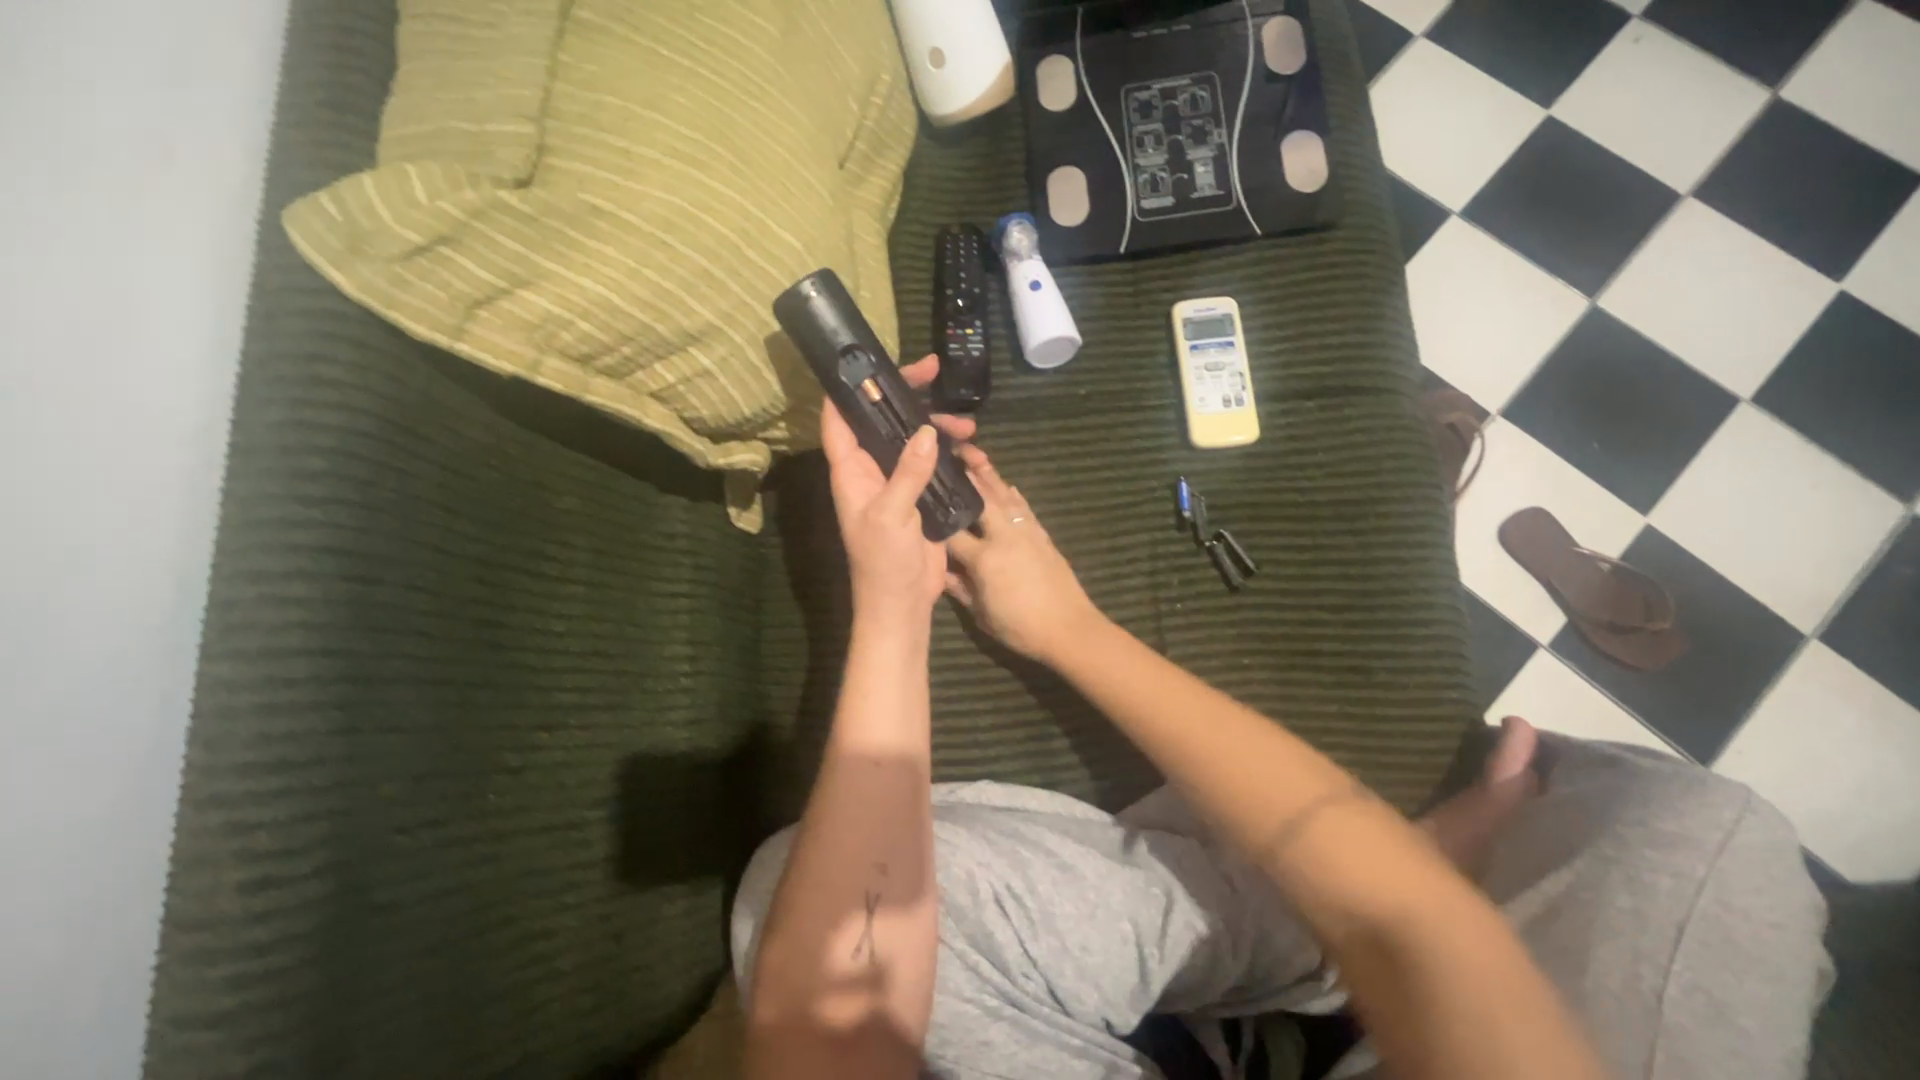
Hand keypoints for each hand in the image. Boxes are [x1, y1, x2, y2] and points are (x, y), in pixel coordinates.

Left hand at [822, 355, 976, 623]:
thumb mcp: (891, 514)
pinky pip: (933, 463)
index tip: (872, 362)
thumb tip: (925, 431)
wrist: (902, 604)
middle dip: (907, 397)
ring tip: (968, 427)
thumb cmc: (882, 562)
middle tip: (935, 373)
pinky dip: (949, 451)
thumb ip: (907, 472)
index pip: (838, 419)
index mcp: (851, 470)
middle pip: (883, 421)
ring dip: (937, 427)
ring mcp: (897, 482)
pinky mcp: (921, 497)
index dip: (849, 388)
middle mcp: (871, 470)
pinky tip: (969, 445)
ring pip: (913, 440)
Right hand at [946, 445, 1103, 661]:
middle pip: (979, 500)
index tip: (920, 501)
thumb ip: (959, 589)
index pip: (951, 532)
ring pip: (1004, 497)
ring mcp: (1026, 533)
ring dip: (989, 476)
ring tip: (974, 455)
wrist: (1070, 629)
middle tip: (948, 455)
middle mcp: (1004, 537)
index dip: (935, 518)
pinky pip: (1024, 508)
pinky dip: (1013, 495)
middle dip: (963, 477)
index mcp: (984, 559)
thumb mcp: (981, 615)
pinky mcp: (1043, 536)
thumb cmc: (1020, 628)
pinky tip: (1007, 485)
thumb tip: (938, 571)